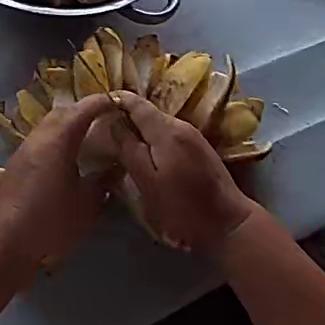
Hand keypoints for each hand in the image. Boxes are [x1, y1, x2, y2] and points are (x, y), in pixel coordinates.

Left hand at [0, 94, 117, 272]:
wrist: (6, 242)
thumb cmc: (50, 221)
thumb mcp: (87, 204)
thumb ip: (104, 181)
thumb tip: (118, 165)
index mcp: (59, 140)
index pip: (84, 109)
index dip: (103, 103)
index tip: (120, 103)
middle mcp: (41, 136)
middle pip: (65, 111)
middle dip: (86, 110)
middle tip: (107, 118)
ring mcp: (26, 147)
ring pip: (51, 123)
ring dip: (70, 122)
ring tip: (90, 134)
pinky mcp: (18, 160)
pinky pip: (43, 136)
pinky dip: (59, 135)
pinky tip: (69, 153)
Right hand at [114, 92, 259, 254]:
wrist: (228, 224)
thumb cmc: (182, 208)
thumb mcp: (147, 182)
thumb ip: (129, 149)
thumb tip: (114, 122)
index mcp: (166, 130)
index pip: (137, 103)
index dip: (116, 100)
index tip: (97, 105)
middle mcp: (181, 125)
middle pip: (148, 112)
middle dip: (126, 115)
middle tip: (103, 128)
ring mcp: (193, 135)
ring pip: (158, 123)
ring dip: (140, 129)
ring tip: (119, 141)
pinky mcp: (199, 148)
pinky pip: (169, 134)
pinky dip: (153, 138)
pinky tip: (145, 153)